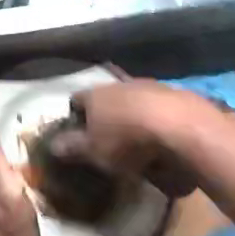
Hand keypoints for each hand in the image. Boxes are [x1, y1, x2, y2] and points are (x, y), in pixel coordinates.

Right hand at [55, 80, 234, 196]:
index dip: (75, 114)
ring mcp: (150, 86)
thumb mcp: (93, 151)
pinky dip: (158, 121)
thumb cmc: (128, 140)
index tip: (77, 131)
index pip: (76, 99)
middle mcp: (119, 84)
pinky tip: (164, 140)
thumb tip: (52, 145)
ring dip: (134, 116)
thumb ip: (72, 147)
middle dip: (107, 115)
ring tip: (139, 143)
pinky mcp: (177, 95)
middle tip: (109, 140)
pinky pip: (160, 109)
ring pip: (135, 100)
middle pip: (107, 98)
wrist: (182, 127)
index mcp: (95, 94)